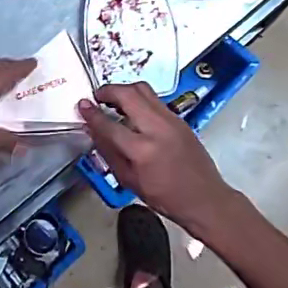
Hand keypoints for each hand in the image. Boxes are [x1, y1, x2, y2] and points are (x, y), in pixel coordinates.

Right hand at [79, 83, 242, 234]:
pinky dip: (138, 98)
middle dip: (107, 91)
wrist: (205, 198)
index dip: (91, 113)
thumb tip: (94, 131)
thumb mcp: (129, 180)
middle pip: (127, 94)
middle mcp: (157, 129)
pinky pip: (154, 99)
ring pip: (143, 89)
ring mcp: (171, 120)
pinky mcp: (179, 118)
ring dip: (124, 90)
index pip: (109, 124)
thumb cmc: (166, 197)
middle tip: (97, 97)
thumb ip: (109, 152)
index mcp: (142, 150)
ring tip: (114, 101)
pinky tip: (132, 111)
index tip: (82, 106)